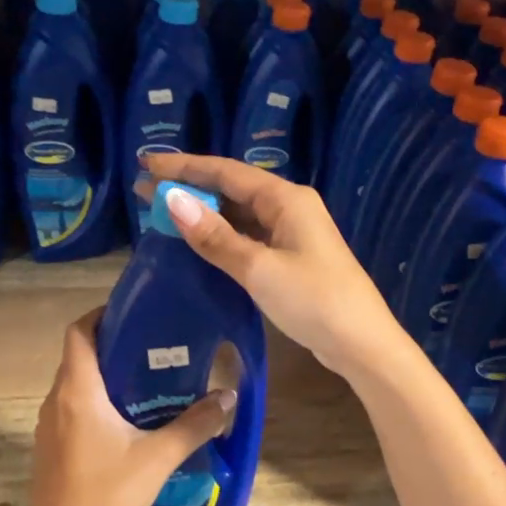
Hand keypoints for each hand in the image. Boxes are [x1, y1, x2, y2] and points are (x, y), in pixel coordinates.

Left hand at [29, 309, 235, 505]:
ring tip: (144, 381)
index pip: (78, 332)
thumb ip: (195, 425)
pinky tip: (124, 421)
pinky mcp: (48, 449)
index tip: (133, 313)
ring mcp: (47, 427)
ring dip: (102, 377)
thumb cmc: (109, 494)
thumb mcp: (159, 458)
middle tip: (152, 347)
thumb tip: (228, 396)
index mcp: (78, 392)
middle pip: (77, 357)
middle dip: (111, 346)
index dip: (101, 315)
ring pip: (73, 386)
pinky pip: (70, 410)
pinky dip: (93, 403)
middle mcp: (55, 401)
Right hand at [144, 153, 412, 380]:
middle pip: (232, 189)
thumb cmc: (313, 301)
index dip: (183, 166)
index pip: (226, 171)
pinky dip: (222, 235)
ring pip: (240, 214)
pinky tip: (199, 241)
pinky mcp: (292, 258)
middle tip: (143, 188)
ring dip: (204, 213)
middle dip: (189, 187)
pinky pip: (249, 236)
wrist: (361, 343)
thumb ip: (215, 237)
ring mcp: (293, 233)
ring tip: (162, 212)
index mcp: (286, 198)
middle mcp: (290, 207)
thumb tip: (172, 201)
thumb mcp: (259, 269)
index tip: (146, 162)